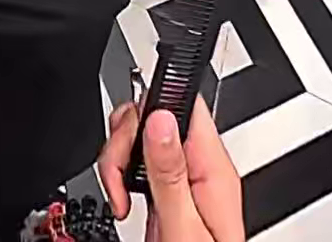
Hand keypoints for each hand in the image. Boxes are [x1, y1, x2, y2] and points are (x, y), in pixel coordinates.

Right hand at [98, 100, 243, 241]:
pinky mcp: (165, 193)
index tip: (132, 137)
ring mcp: (182, 179)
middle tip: (120, 179)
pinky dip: (121, 174)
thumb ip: (171, 173)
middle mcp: (200, 167)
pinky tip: (123, 200)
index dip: (153, 105)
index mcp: (212, 168)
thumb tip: (161, 117)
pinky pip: (138, 161)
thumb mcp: (184, 231)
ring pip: (141, 134)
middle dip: (125, 139)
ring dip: (119, 159)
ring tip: (120, 195)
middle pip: (154, 114)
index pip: (185, 103)